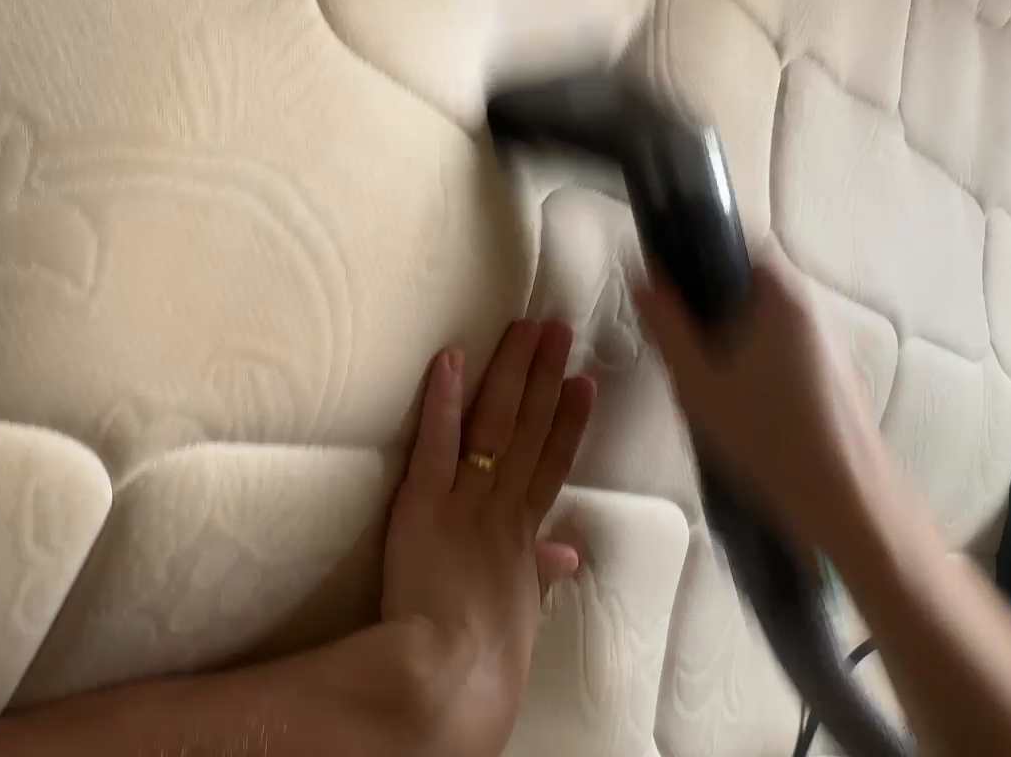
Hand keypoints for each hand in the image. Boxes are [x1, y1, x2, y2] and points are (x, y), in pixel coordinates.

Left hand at [380, 320, 595, 756]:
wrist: (450, 683)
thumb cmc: (486, 659)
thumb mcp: (525, 614)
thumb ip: (543, 573)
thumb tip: (567, 551)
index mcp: (524, 533)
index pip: (554, 461)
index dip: (570, 419)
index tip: (584, 381)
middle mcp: (502, 506)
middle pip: (530, 428)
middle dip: (546, 374)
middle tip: (559, 327)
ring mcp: (466, 500)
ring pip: (495, 423)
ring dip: (512, 371)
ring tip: (527, 328)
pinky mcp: (425, 502)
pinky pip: (438, 443)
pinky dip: (445, 400)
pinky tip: (451, 359)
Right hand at [632, 257, 891, 555]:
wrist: (848, 505)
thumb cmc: (766, 437)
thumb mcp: (697, 383)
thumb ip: (667, 327)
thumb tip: (642, 281)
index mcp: (781, 297)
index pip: (736, 245)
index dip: (696, 256)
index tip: (666, 283)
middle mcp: (812, 308)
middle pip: (750, 281)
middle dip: (710, 300)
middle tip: (676, 334)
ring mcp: (830, 341)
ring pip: (767, 314)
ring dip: (733, 329)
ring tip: (701, 368)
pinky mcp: (837, 372)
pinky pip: (785, 341)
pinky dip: (757, 352)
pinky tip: (738, 395)